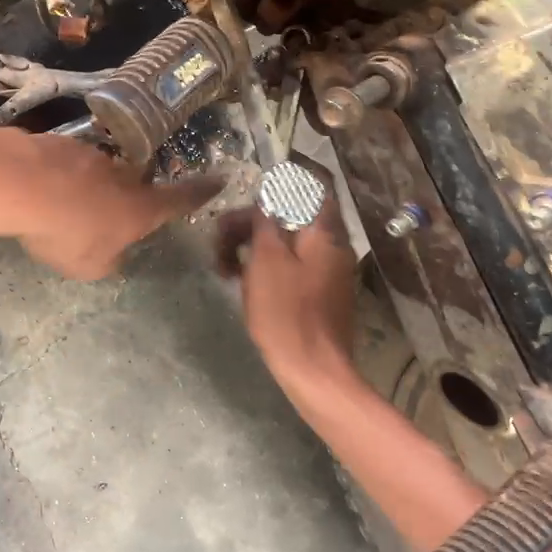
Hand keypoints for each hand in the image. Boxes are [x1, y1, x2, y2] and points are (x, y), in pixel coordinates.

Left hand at [15, 135, 225, 280]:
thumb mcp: (89, 266)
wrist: (20, 182)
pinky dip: (57, 173)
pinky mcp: (57, 141)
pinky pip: (64, 161)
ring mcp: (89, 153)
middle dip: (126, 193)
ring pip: (97, 169)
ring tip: (63, 200)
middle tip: (110, 207)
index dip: (199, 193)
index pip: (180, 200)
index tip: (218, 180)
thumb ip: (109, 260)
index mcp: (141, 207)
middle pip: (135, 181)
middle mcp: (122, 174)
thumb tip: (113, 255)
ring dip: (87, 183)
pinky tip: (38, 185)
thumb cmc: (64, 232)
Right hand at [218, 197, 354, 382]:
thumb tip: (267, 192)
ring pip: (286, 242)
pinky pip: (290, 264)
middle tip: (219, 238)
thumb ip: (266, 221)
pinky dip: (264, 264)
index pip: (312, 188)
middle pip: (290, 216)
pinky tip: (241, 279)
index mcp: (324, 234)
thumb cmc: (285, 311)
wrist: (312, 369)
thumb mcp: (266, 259)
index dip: (283, 181)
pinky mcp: (319, 292)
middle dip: (251, 221)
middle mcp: (332, 247)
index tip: (250, 188)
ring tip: (223, 265)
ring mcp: (327, 271)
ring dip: (252, 245)